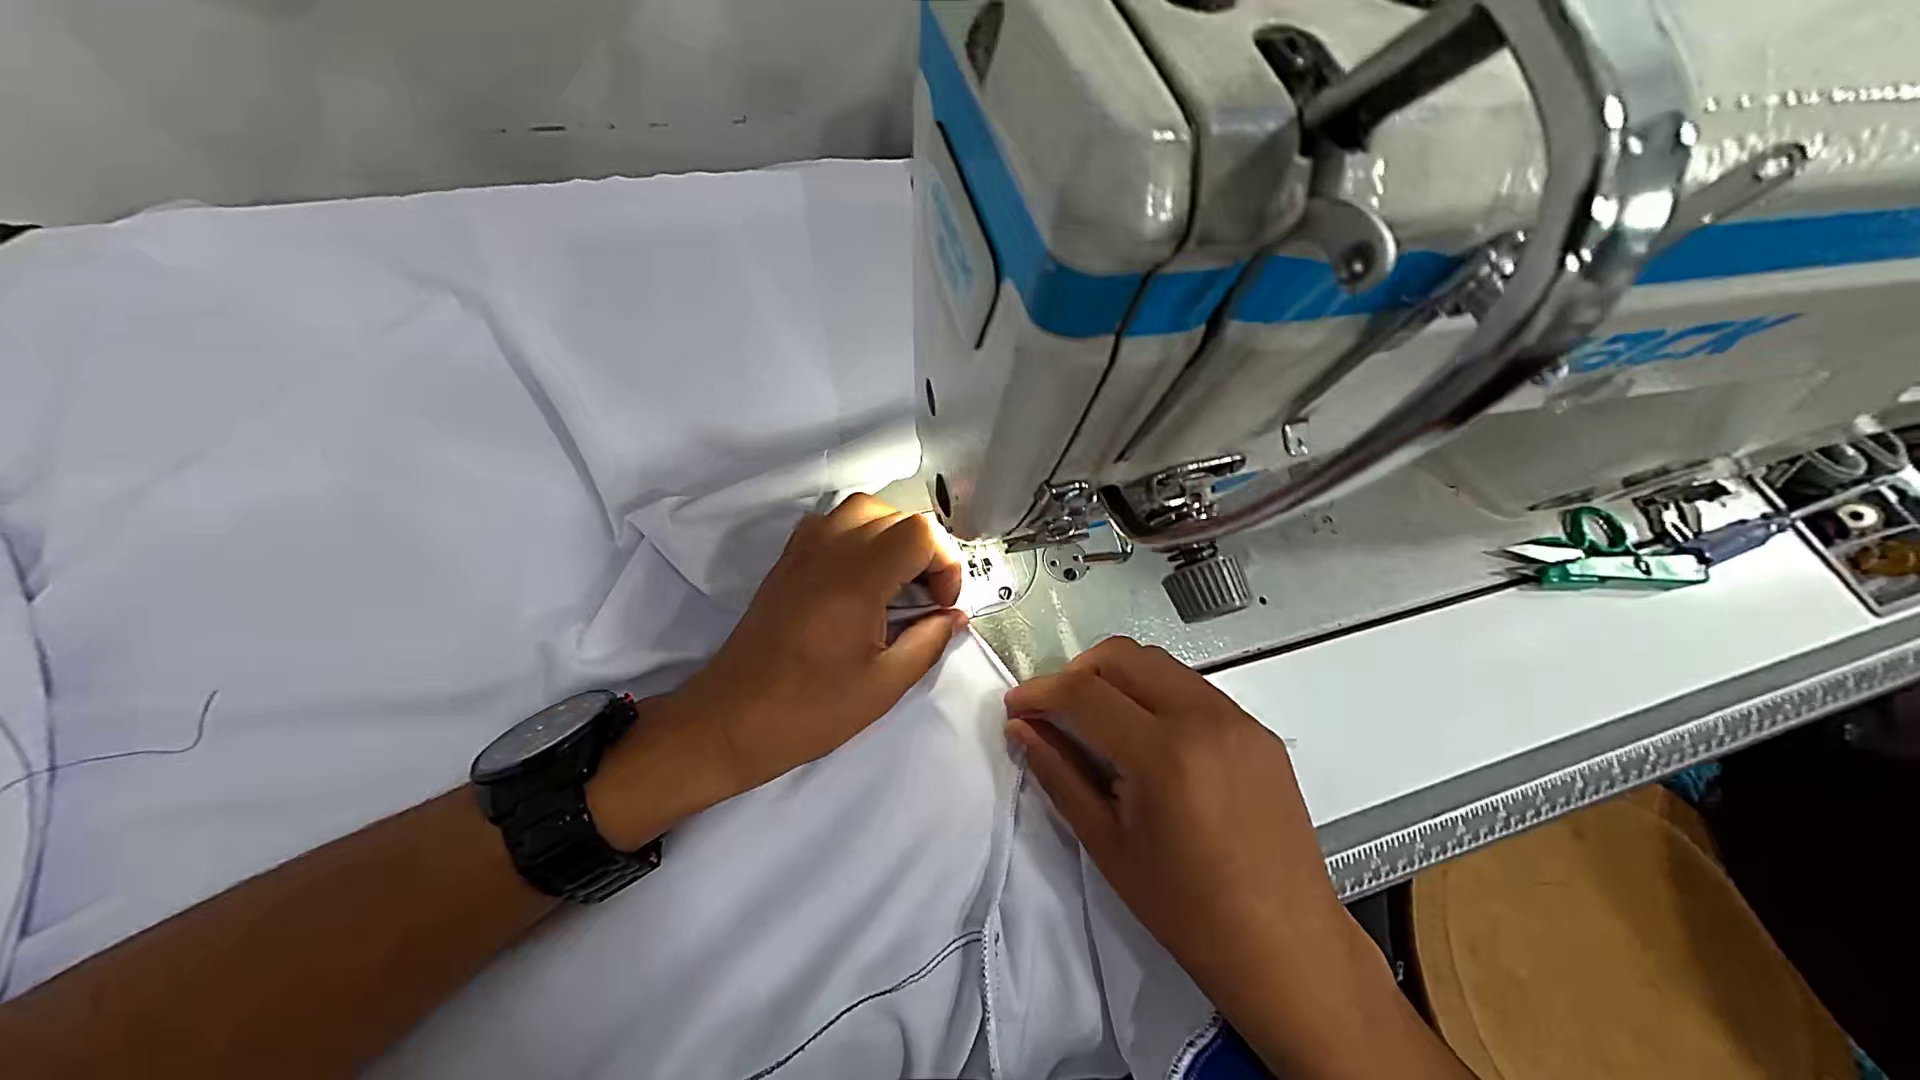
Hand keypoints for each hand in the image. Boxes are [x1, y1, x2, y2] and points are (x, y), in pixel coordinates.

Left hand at [589, 494, 965, 848]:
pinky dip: (856, 536)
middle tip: (926, 597)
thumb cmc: (809, 709)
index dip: (944, 563)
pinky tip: (860, 579)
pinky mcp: (786, 563)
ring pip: (860, 510)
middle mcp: (829, 551)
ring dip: (890, 534)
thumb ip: (928, 641)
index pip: (920, 533)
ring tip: (898, 580)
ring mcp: (802, 552)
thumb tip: (952, 616)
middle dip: (924, 550)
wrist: (732, 720)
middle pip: (895, 515)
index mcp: (857, 578)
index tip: (942, 604)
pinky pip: (829, 524)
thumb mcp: (884, 685)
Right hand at [1004, 638, 1346, 996]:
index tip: (1019, 705)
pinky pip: (1194, 687)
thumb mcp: (1107, 842)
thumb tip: (1024, 730)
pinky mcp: (1258, 730)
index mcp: (1165, 755)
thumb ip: (1058, 774)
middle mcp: (1206, 722)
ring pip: (1158, 663)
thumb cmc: (1192, 911)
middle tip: (1056, 710)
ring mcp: (1239, 721)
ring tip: (1099, 722)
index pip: (1084, 692)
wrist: (1284, 946)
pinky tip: (1147, 736)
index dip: (1040, 692)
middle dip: (1076, 672)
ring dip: (1117, 678)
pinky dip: (1156, 694)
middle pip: (1121, 655)